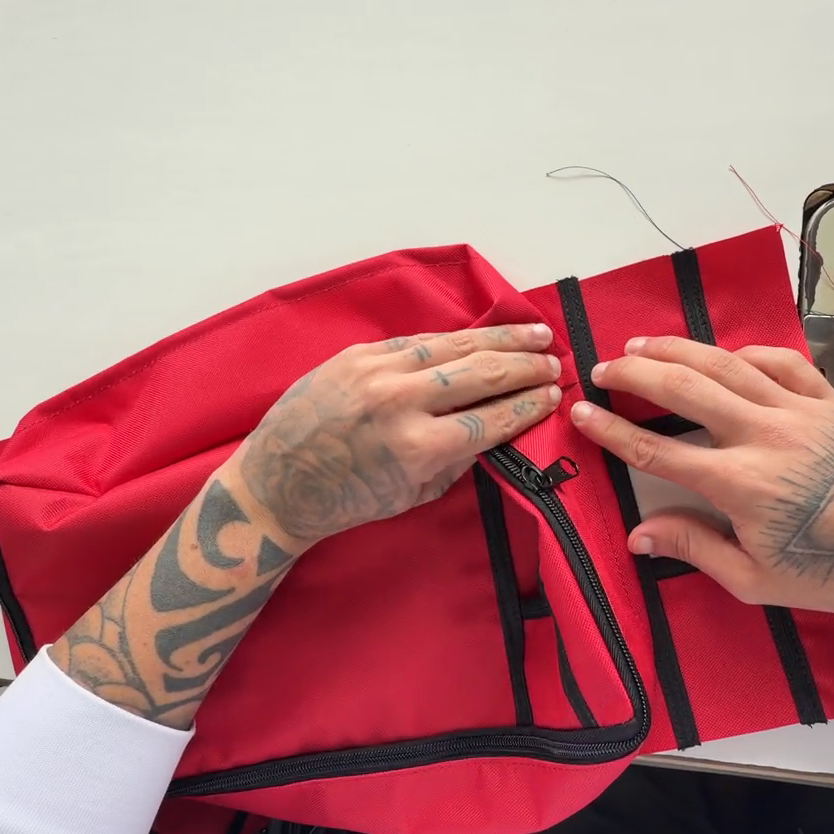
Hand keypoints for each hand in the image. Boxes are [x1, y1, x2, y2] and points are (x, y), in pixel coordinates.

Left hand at [236, 324, 563, 543]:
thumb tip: (497, 428)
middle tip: (555, 361)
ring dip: (501, 339)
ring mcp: (377, 371)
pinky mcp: (357, 354)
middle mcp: (401, 402)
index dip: (529, 406)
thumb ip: (457, 459)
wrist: (278, 483)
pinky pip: (418, 340)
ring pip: (454, 345)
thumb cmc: (348, 500)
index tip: (554, 396)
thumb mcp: (413, 494)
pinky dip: (454, 338)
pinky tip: (481, 335)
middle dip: (525, 366)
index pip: (493, 419)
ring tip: (535, 333)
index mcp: (418, 448)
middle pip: (482, 373)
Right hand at [569, 336, 833, 631]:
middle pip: (684, 389)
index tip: (580, 411)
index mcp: (741, 485)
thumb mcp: (756, 579)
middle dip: (634, 372)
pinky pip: (782, 361)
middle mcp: (764, 436)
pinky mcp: (832, 401)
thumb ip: (694, 548)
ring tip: (642, 344)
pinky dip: (745, 353)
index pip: (656, 449)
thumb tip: (636, 534)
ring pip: (727, 365)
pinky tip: (723, 355)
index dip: (611, 429)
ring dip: (679, 350)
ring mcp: (801, 411)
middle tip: (602, 366)